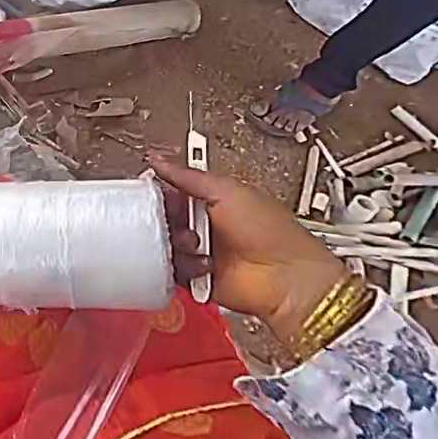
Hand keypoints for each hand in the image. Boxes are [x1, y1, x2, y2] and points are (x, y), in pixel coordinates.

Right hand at [150, 153, 347, 342]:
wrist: (286, 278)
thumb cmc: (269, 231)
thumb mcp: (226, 191)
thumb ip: (188, 176)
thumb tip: (159, 160)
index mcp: (213, 199)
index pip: (173, 191)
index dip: (161, 192)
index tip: (151, 193)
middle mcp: (206, 225)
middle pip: (166, 218)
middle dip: (167, 220)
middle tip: (179, 221)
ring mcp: (202, 251)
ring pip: (167, 244)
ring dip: (179, 244)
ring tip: (197, 244)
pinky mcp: (199, 277)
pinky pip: (174, 269)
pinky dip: (186, 266)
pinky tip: (206, 264)